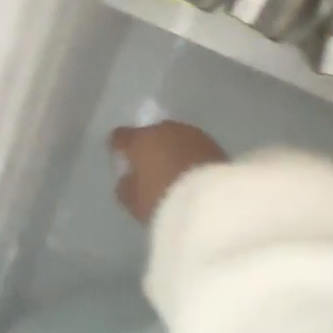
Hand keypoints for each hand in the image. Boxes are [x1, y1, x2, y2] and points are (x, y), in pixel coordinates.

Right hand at [110, 121, 227, 225]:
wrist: (210, 202)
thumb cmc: (162, 200)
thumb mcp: (133, 201)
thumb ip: (125, 186)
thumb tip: (128, 177)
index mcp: (140, 140)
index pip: (121, 136)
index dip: (118, 146)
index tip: (119, 155)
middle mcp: (165, 130)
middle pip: (151, 133)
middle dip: (149, 146)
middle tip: (150, 166)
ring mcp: (192, 134)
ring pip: (175, 138)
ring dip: (172, 149)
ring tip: (173, 169)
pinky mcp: (214, 144)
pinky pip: (194, 148)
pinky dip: (190, 156)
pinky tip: (191, 172)